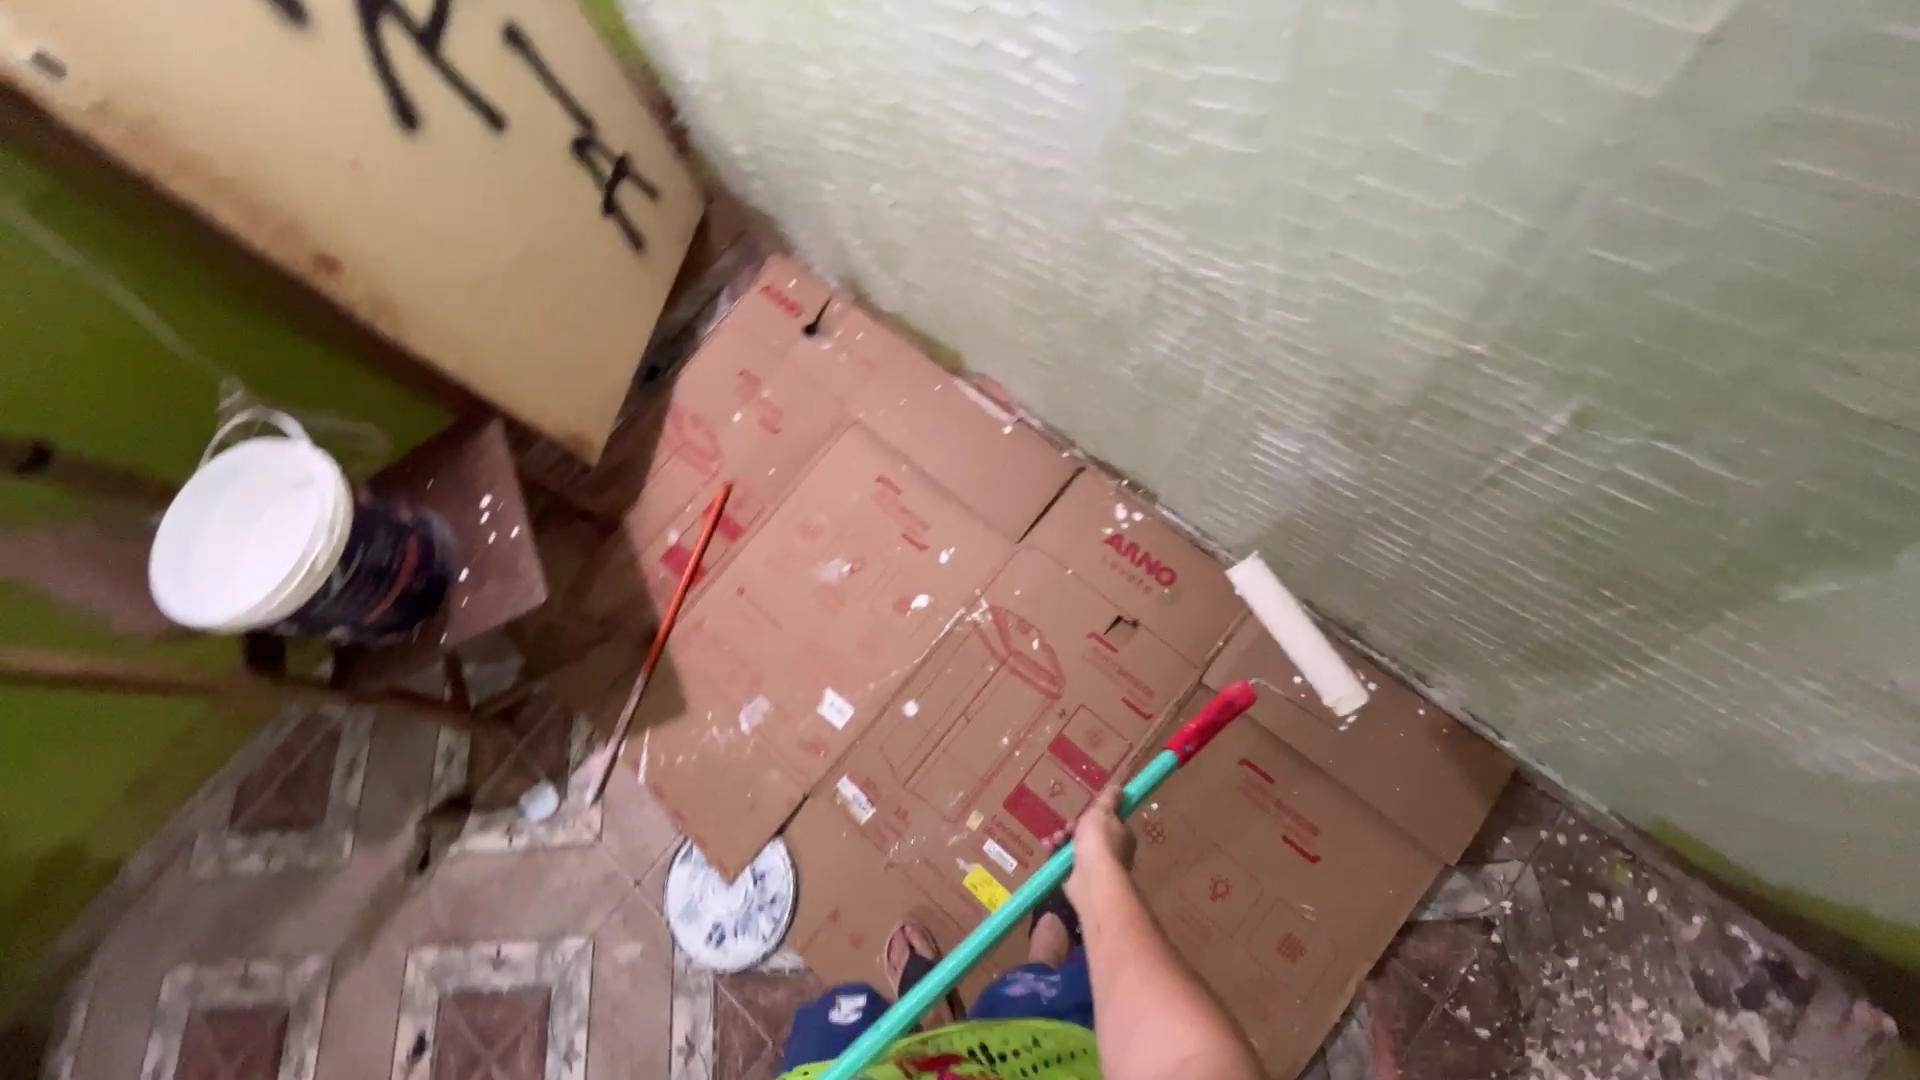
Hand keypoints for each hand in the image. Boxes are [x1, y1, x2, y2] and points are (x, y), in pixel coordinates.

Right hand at [1044, 782, 1135, 907]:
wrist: (1092, 879)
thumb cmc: (1100, 841)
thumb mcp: (1103, 811)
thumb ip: (1109, 799)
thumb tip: (1120, 788)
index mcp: (1121, 835)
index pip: (1108, 822)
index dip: (1093, 816)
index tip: (1083, 813)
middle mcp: (1111, 852)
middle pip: (1088, 834)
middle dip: (1073, 828)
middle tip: (1067, 827)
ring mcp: (1095, 867)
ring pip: (1074, 848)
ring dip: (1061, 840)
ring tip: (1055, 840)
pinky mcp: (1078, 879)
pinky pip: (1064, 862)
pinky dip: (1055, 855)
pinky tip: (1049, 849)